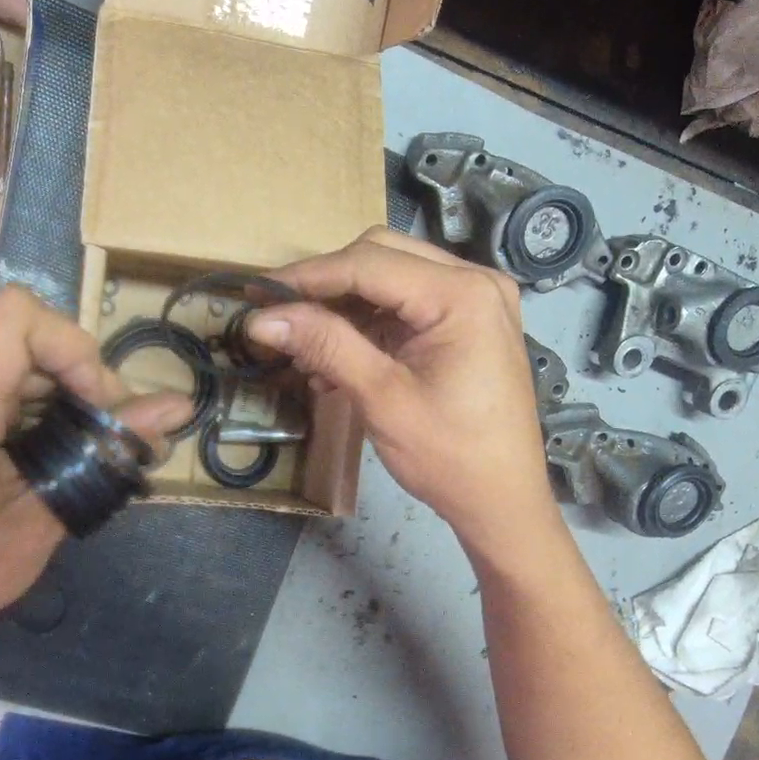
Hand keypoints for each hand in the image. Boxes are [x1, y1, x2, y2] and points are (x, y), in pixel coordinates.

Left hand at [0, 287, 189, 672]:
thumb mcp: (51, 511)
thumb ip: (112, 449)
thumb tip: (181, 404)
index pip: (19, 319)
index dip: (75, 350)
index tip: (101, 407)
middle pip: (22, 336)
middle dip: (78, 378)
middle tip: (108, 437)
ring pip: (12, 355)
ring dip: (59, 393)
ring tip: (81, 447)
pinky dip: (31, 402)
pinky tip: (44, 447)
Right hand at [247, 227, 550, 554]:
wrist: (501, 501)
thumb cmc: (450, 456)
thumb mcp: (382, 399)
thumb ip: (326, 346)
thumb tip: (262, 320)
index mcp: (462, 294)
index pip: (368, 263)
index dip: (307, 276)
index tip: (257, 293)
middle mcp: (475, 282)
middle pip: (380, 258)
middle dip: (325, 287)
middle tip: (277, 317)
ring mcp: (475, 302)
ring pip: (390, 280)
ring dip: (343, 308)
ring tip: (303, 351)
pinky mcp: (468, 325)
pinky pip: (406, 307)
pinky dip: (367, 326)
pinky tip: (335, 362)